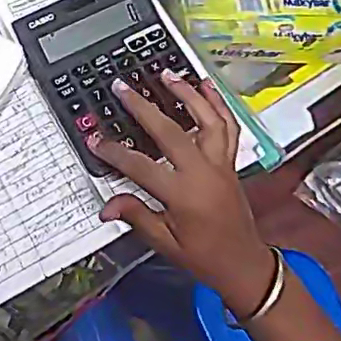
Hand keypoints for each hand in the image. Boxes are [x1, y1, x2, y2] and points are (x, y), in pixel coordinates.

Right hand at [87, 71, 280, 315]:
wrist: (244, 265)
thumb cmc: (205, 257)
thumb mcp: (165, 243)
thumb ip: (136, 216)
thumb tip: (108, 205)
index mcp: (184, 195)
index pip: (140, 166)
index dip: (113, 152)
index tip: (95, 141)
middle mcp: (204, 173)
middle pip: (170, 130)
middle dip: (143, 107)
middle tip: (123, 88)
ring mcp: (220, 165)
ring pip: (206, 119)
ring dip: (186, 93)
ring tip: (167, 74)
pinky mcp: (230, 163)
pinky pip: (227, 127)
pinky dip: (218, 104)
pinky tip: (206, 87)